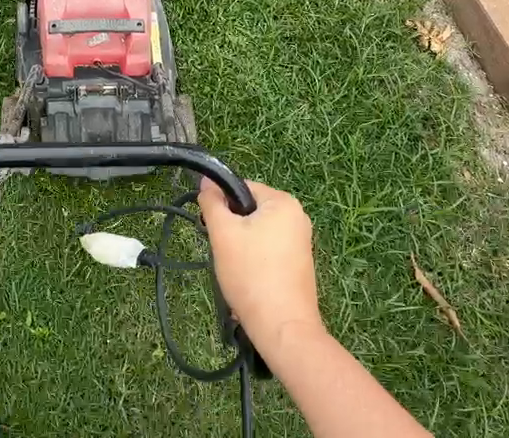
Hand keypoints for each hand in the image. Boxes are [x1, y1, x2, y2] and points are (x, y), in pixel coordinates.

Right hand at [199, 178, 324, 354]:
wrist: (282, 328)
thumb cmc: (251, 274)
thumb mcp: (223, 233)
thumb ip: (212, 202)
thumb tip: (207, 181)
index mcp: (284, 202)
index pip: (241, 188)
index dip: (221, 205)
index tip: (212, 228)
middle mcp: (298, 216)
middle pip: (250, 211)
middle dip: (231, 228)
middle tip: (223, 250)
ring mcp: (301, 241)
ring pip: (256, 232)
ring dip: (240, 246)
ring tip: (234, 268)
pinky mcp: (299, 263)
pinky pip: (268, 249)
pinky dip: (254, 260)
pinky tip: (247, 279)